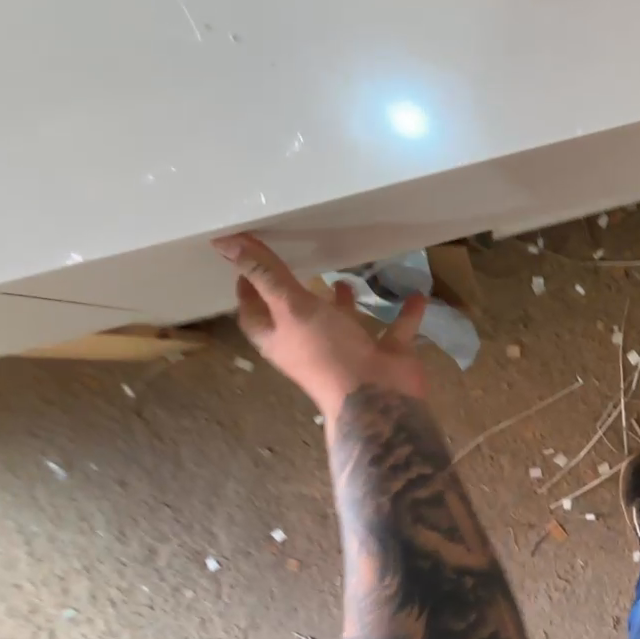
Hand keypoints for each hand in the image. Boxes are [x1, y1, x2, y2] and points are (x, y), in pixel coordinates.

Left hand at [215, 233, 428, 418]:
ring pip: (344, 321)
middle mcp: (310, 344)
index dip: (249, 284)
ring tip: (346, 277)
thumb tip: (224, 241)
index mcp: (279, 336)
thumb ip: (266, 274)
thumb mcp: (291, 307)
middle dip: (297, 292)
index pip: (253, 307)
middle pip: (298, 314)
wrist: (376, 397)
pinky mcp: (384, 354)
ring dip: (344, 303)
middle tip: (297, 260)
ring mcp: (349, 350)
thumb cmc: (327, 352)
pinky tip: (416, 293)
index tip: (250, 257)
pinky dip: (406, 313)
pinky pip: (395, 328)